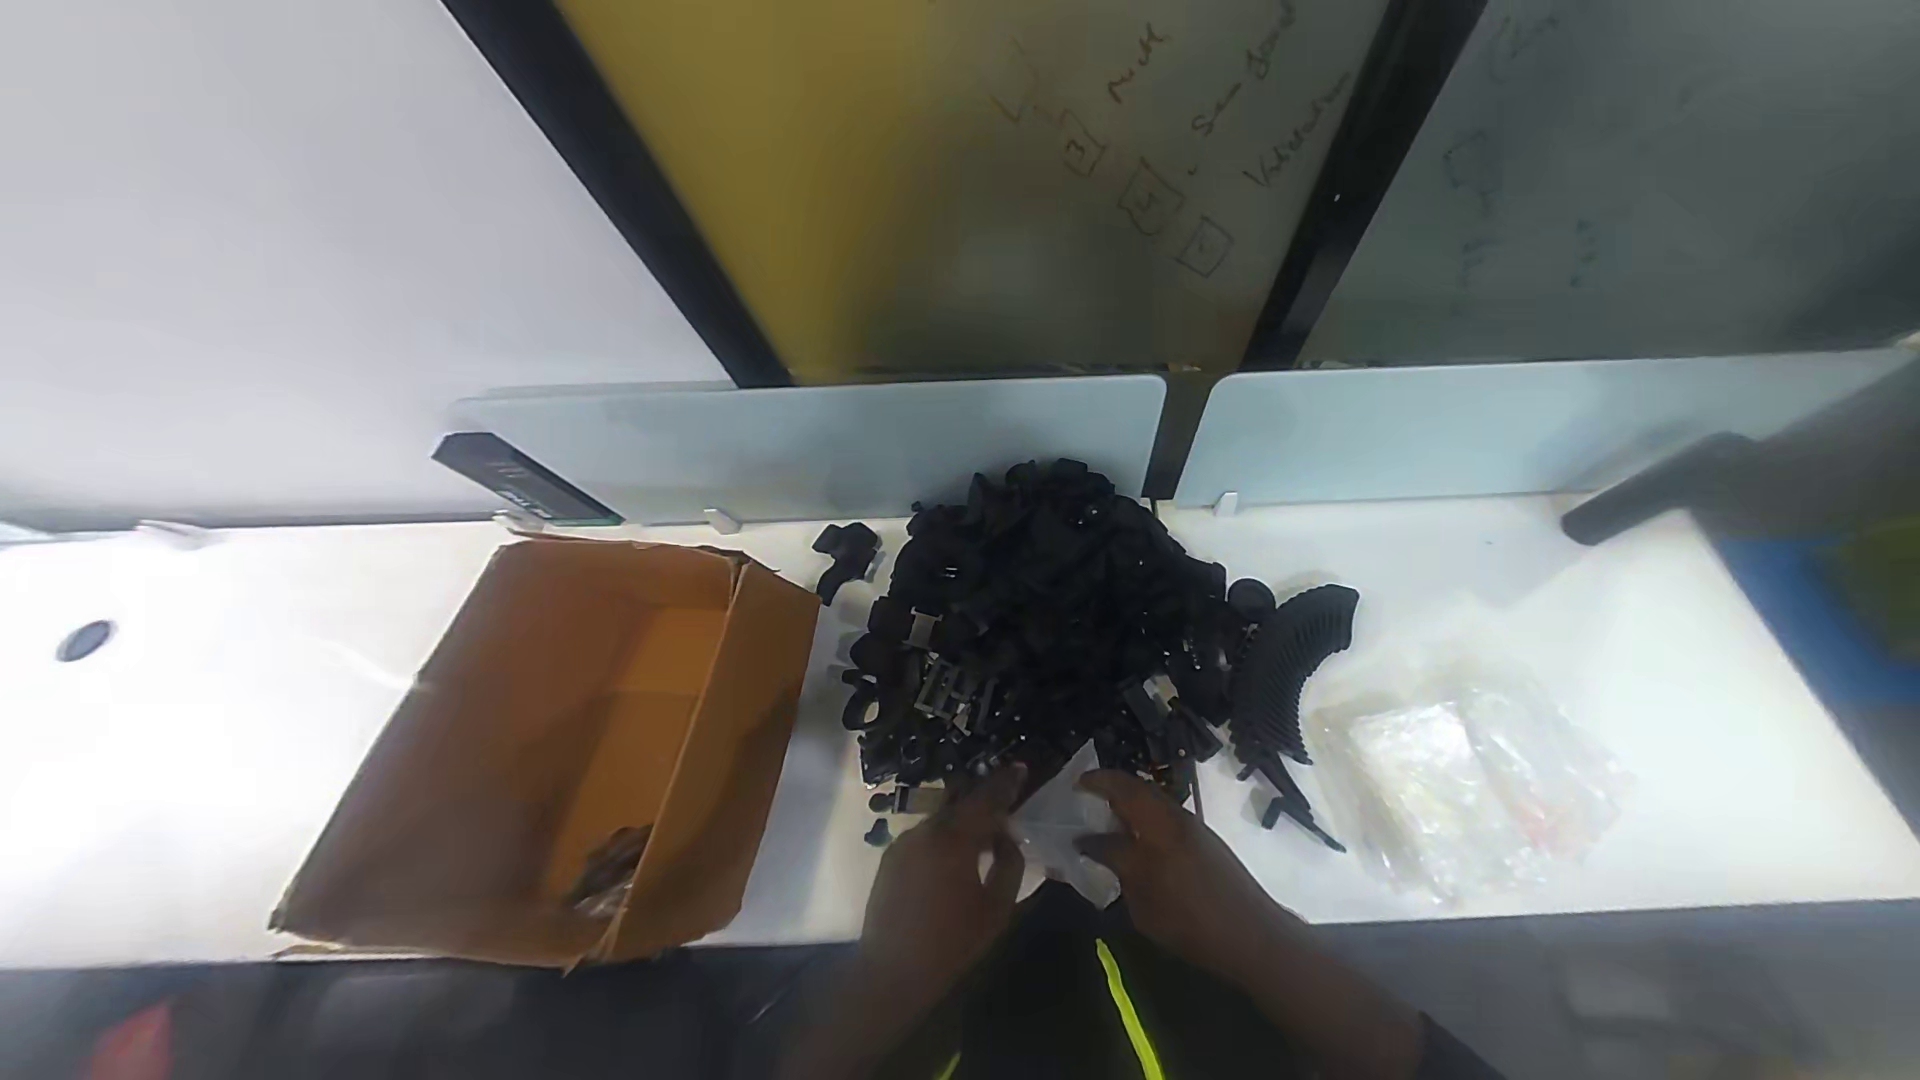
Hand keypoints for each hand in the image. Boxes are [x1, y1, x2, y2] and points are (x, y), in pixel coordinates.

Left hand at [856, 764, 1027, 996]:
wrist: (891, 971)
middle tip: (1002, 806)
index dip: (1005, 781)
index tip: (1020, 767)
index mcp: (954, 838)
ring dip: (961, 820)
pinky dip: (943, 836)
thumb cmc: (951, 943)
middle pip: (959, 798)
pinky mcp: (891, 855)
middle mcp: (926, 828)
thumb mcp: (996, 908)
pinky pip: (924, 834)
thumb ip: (1009, 864)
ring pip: (940, 816)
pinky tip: (950, 861)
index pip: (985, 797)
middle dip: (982, 796)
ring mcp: (904, 840)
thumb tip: (1006, 837)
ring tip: (979, 842)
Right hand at [1076, 770, 1424, 1079]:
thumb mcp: (1143, 906)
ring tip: (1106, 807)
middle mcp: (1171, 817)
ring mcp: (1189, 823)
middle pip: (1133, 785)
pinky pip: (1163, 807)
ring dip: (1125, 792)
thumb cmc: (1192, 926)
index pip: (1114, 801)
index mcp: (1154, 831)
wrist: (1255, 936)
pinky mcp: (1201, 834)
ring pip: (1149, 793)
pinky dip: (1142, 807)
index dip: (1091, 795)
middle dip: (1106, 780)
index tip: (1072, 790)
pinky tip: (1135, 828)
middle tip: (1086, 788)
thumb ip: (1116, 867)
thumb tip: (1092, 844)